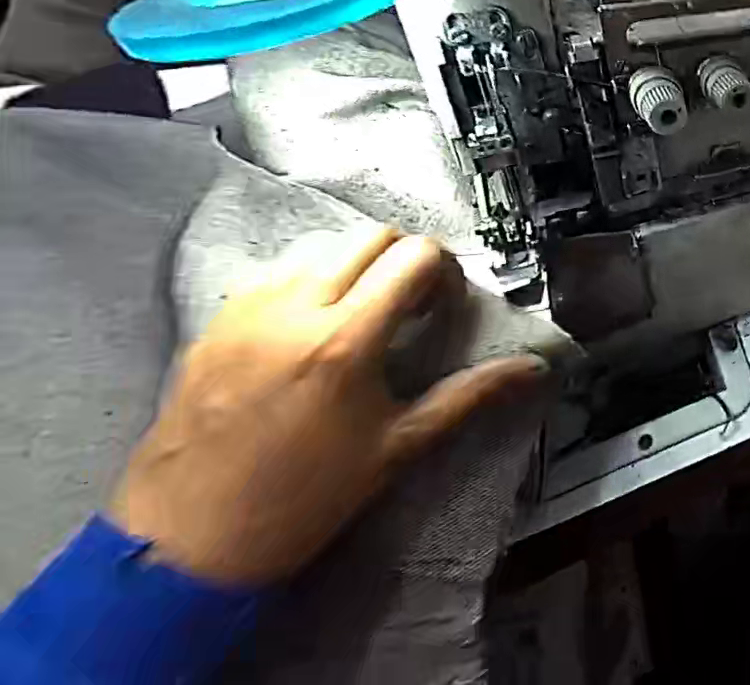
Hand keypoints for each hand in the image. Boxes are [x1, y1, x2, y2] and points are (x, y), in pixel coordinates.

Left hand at [110, 229, 546, 585]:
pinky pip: (272, 273)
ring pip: (318, 245)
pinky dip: (308, 279)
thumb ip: (473, 392)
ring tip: (364, 307)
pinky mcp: (211, 329)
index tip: (443, 308)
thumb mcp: (402, 443)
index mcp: (345, 340)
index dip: (445, 272)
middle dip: (406, 258)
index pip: (415, 256)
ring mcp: (243, 317)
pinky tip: (315, 323)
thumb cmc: (307, 494)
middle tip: (412, 302)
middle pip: (370, 237)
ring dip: (356, 263)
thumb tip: (535, 368)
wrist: (180, 548)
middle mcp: (292, 314)